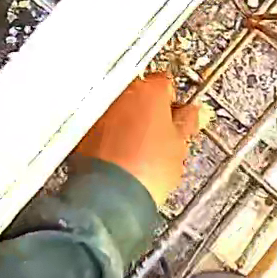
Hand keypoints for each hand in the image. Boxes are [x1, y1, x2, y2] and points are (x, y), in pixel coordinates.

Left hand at [73, 73, 207, 205]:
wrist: (111, 195)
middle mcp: (122, 94)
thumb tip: (191, 114)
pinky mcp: (86, 131)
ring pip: (121, 109)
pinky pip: (105, 126)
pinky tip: (123, 155)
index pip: (166, 82)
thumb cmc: (146, 168)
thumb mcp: (180, 145)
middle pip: (141, 93)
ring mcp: (102, 112)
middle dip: (151, 110)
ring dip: (130, 122)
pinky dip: (113, 135)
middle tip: (162, 134)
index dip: (174, 100)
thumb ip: (186, 122)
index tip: (177, 115)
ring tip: (141, 148)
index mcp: (150, 91)